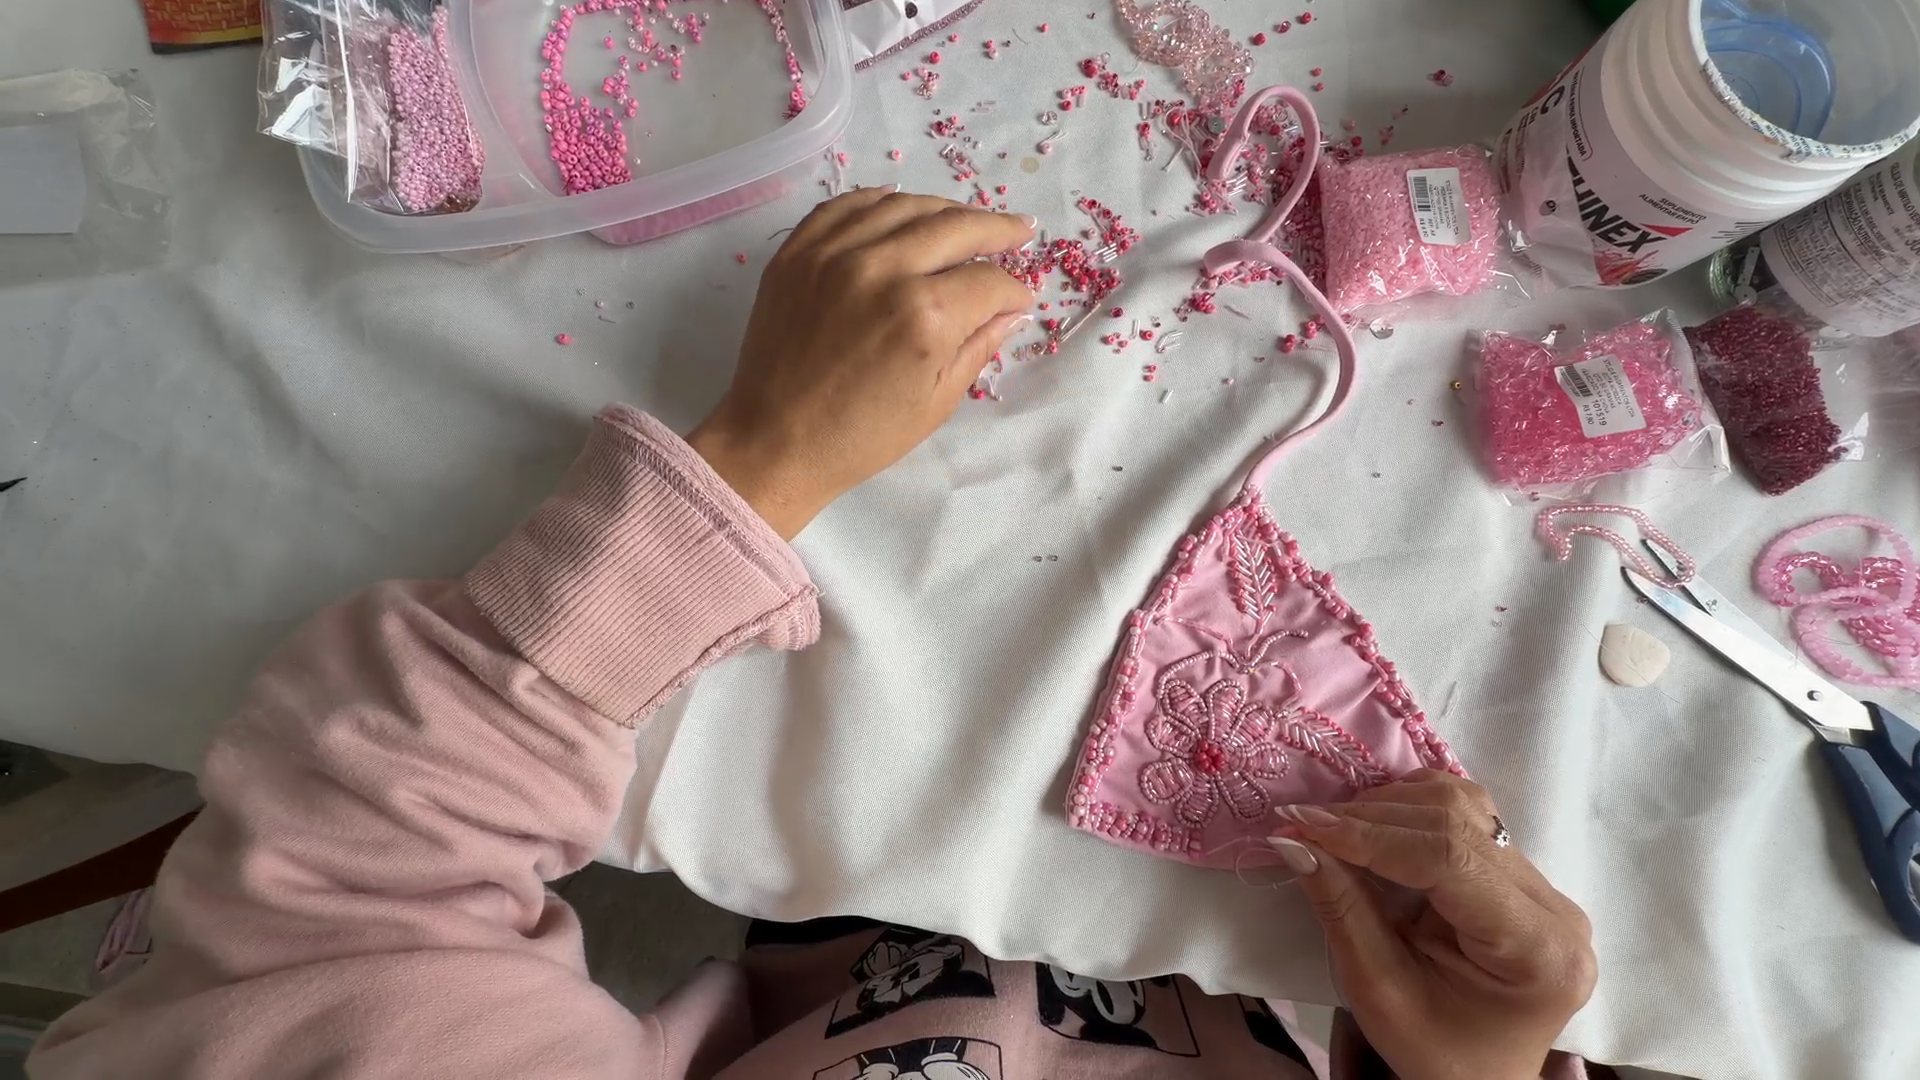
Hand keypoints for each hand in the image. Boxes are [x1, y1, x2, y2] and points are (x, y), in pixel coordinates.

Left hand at [688, 187, 1035, 537]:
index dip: (1014, 290)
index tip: (1022, 298)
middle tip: (1020, 231)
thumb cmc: (862, 438)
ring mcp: (834, 253)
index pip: (987, 282)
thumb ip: (978, 348)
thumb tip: (1012, 312)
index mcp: (923, 317)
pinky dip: (883, 201)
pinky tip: (903, 205)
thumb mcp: (935, 403)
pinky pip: (849, 205)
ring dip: (946, 209)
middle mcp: (882, 270)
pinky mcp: (798, 251)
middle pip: (955, 228)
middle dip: (997, 230)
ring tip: (968, 220)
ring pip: (905, 206)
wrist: (775, 442)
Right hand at [1270, 771, 1596, 1079]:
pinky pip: (1461, 809)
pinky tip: (1374, 828)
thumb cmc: (1433, 1049)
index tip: (1299, 822)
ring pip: (1456, 803)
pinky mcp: (1515, 869)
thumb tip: (1293, 839)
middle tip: (1300, 825)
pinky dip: (1406, 805)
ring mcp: (1539, 883)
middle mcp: (1552, 907)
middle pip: (1451, 823)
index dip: (1367, 834)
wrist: (1479, 1076)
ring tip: (1335, 832)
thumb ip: (1340, 908)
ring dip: (1384, 806)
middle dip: (1364, 818)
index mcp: (1536, 950)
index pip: (1447, 859)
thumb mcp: (1378, 991)